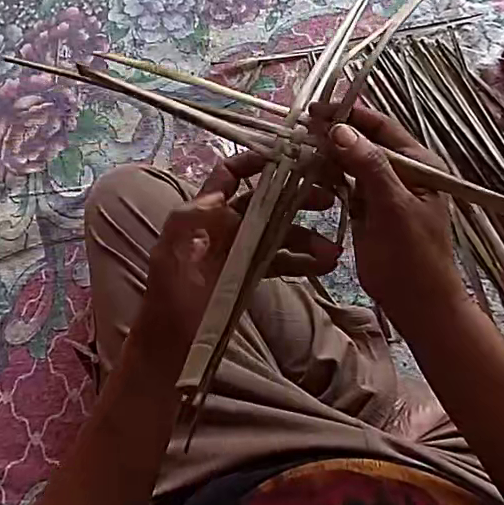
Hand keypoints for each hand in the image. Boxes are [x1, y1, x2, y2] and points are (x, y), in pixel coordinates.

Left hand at [139, 151, 341, 349]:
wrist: (173, 345)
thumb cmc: (172, 297)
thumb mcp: (174, 252)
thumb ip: (194, 217)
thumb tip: (224, 192)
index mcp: (202, 212)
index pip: (228, 174)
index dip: (256, 161)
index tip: (291, 159)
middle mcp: (222, 225)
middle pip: (264, 200)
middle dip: (296, 197)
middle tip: (328, 201)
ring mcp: (237, 249)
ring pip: (277, 231)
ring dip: (305, 236)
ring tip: (332, 252)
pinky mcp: (247, 273)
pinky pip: (278, 258)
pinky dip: (300, 260)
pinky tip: (322, 265)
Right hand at [316, 104, 467, 317]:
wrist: (417, 303)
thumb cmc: (414, 256)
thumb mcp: (394, 207)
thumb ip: (369, 166)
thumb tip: (340, 130)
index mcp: (418, 164)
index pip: (382, 127)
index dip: (350, 115)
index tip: (317, 110)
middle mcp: (401, 170)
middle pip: (363, 141)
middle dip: (333, 133)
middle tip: (299, 128)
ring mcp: (382, 189)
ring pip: (350, 161)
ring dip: (327, 153)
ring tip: (297, 146)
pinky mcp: (366, 208)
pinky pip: (344, 183)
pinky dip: (326, 175)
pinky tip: (306, 170)